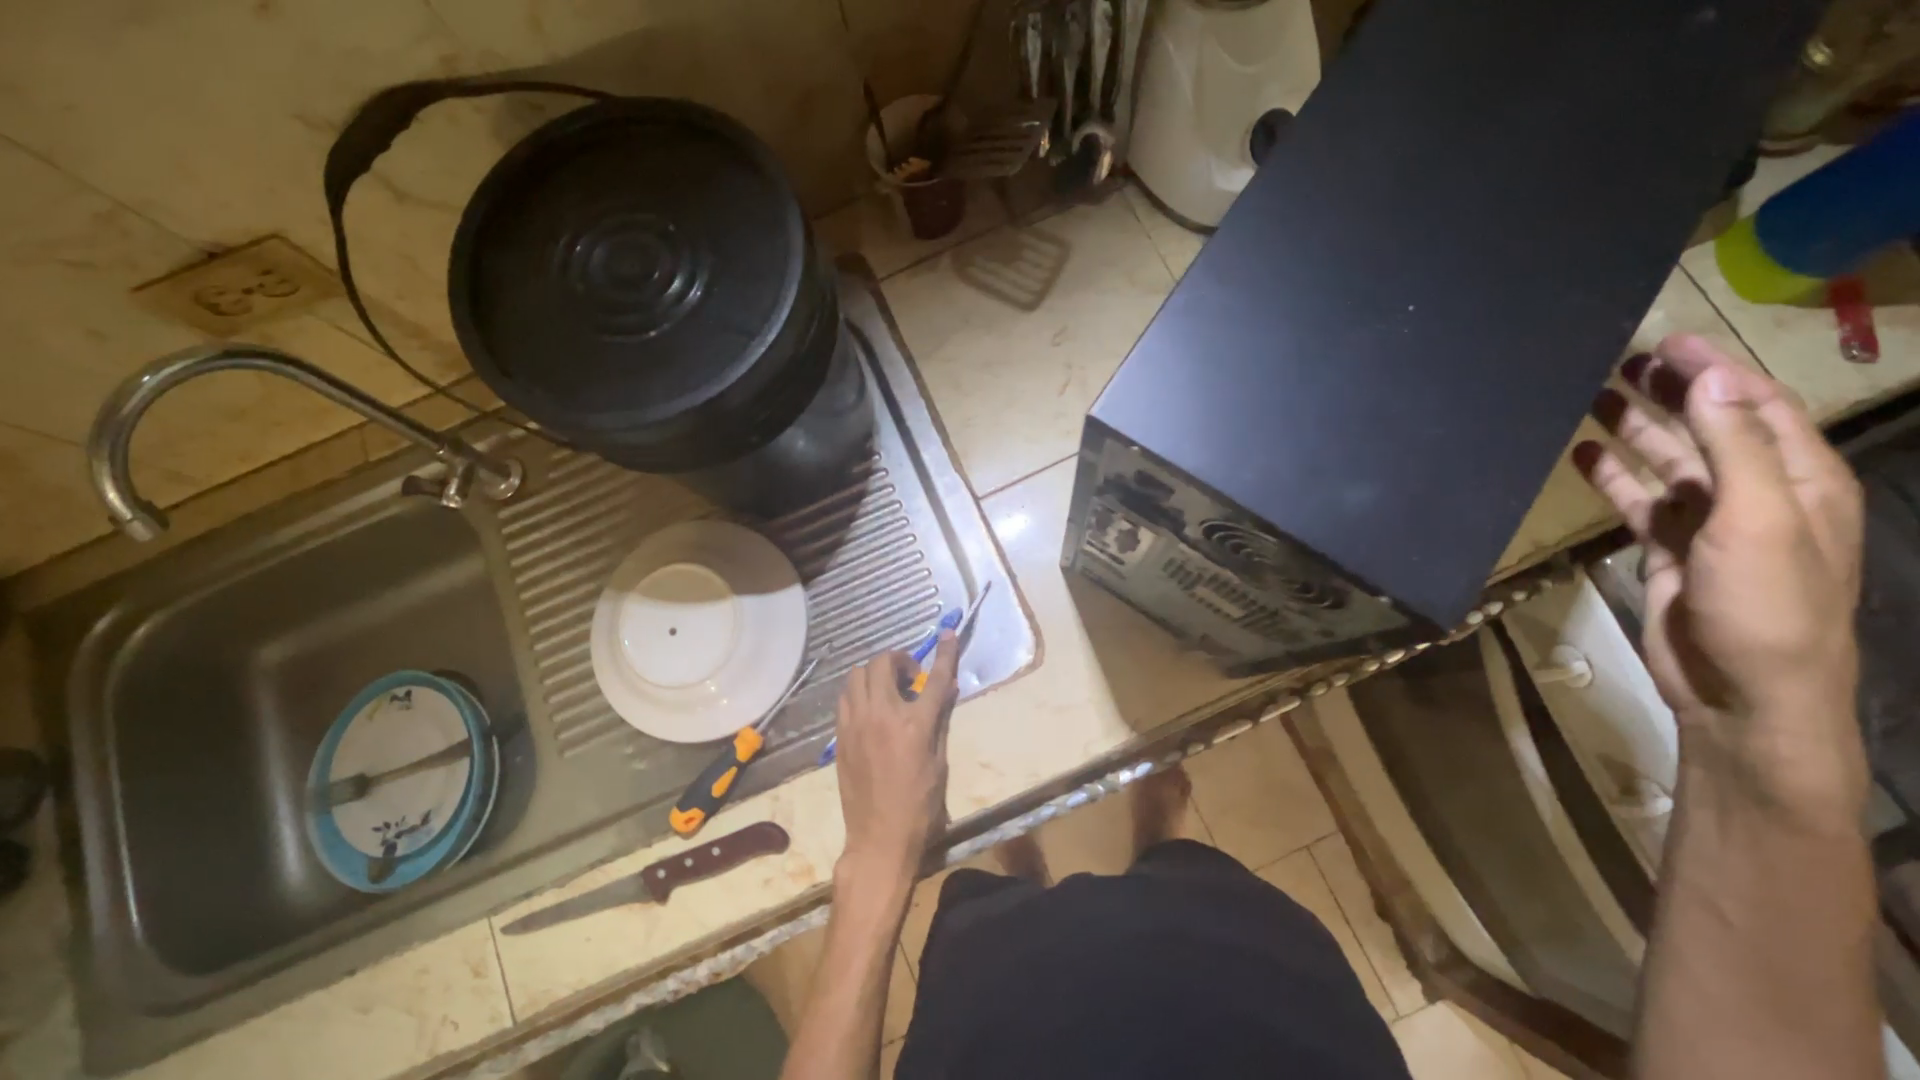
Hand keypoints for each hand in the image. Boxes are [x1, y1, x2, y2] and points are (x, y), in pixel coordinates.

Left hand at [832, 633, 959, 888]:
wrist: (879, 837)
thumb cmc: (919, 805)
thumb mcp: (939, 762)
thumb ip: (940, 720)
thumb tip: (946, 689)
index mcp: (914, 724)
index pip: (933, 678)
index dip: (942, 652)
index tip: (946, 633)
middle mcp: (881, 715)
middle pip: (883, 664)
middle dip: (899, 660)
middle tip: (911, 676)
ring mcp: (855, 724)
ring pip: (857, 675)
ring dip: (875, 673)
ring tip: (889, 689)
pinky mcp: (840, 736)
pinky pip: (845, 698)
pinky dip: (859, 692)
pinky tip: (871, 708)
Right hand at [1573, 334, 1866, 824]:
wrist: (1743, 694)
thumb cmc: (1767, 606)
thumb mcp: (1761, 519)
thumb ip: (1738, 447)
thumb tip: (1712, 380)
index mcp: (1801, 479)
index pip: (1758, 406)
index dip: (1717, 372)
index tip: (1668, 342)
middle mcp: (1758, 494)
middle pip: (1711, 427)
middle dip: (1673, 393)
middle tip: (1622, 361)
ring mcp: (1710, 525)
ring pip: (1670, 462)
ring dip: (1637, 430)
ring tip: (1592, 396)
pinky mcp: (1670, 552)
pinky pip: (1639, 502)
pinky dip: (1612, 476)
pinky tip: (1582, 455)